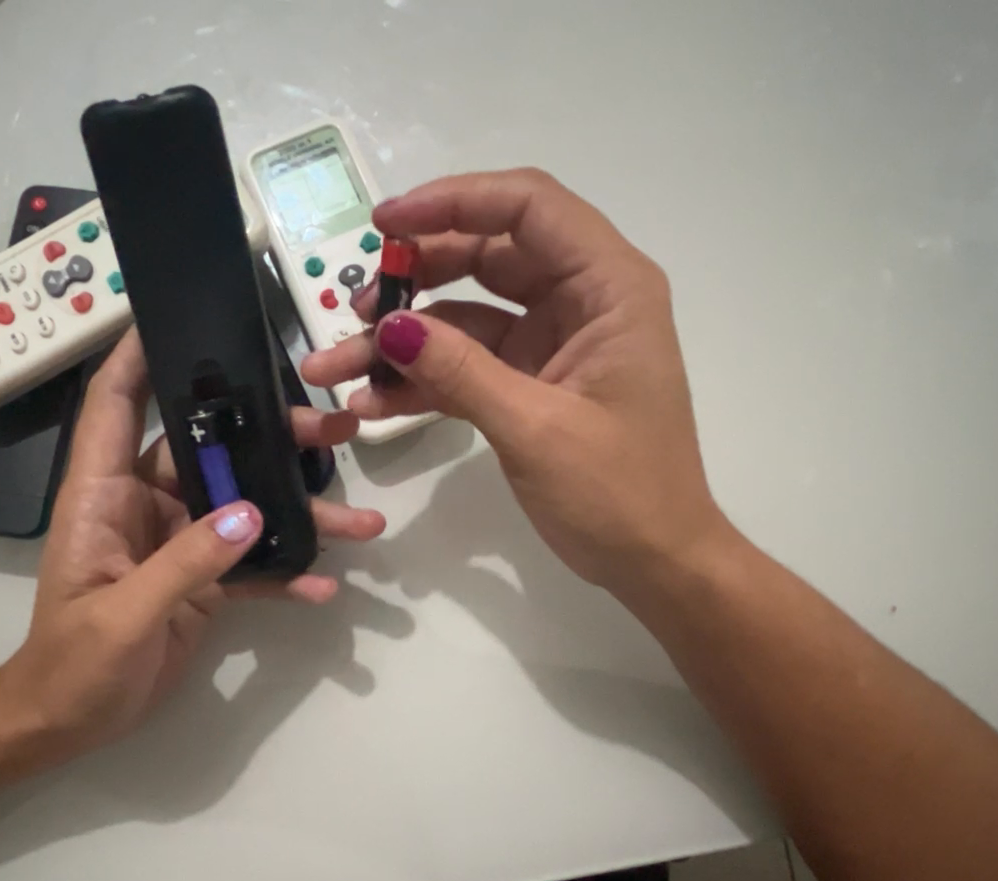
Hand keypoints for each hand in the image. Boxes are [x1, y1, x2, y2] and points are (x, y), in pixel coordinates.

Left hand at [0, 330, 384, 750]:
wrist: (68, 721)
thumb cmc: (71, 664)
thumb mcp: (121, 615)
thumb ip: (185, 564)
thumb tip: (252, 516)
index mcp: (104, 495)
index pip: (116, 405)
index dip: (139, 355)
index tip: (179, 314)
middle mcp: (146, 504)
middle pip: (211, 450)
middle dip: (272, 436)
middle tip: (338, 426)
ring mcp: (180, 541)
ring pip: (246, 505)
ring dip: (301, 509)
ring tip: (362, 519)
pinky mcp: (203, 580)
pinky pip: (253, 565)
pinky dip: (288, 573)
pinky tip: (325, 586)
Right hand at [301, 168, 726, 596]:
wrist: (655, 561)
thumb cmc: (619, 492)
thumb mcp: (535, 428)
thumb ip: (460, 372)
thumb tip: (390, 327)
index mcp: (609, 287)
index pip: (528, 208)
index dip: (453, 202)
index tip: (384, 224)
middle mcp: (583, 300)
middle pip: (489, 254)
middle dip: (417, 276)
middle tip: (357, 305)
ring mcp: (554, 343)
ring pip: (469, 312)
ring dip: (407, 336)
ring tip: (343, 364)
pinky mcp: (531, 383)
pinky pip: (469, 363)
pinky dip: (424, 378)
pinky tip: (374, 400)